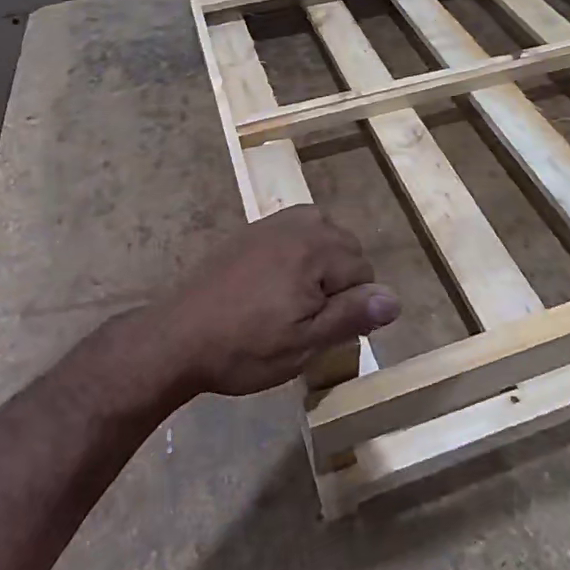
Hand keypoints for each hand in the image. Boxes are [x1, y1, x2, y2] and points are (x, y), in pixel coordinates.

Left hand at [155, 206, 398, 396]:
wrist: (173, 339)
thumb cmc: (244, 347)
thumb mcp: (306, 343)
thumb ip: (353, 315)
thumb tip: (396, 299)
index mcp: (318, 247)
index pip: (365, 272)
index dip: (351, 307)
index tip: (320, 333)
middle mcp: (301, 222)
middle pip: (347, 251)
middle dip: (337, 284)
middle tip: (304, 323)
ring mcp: (273, 222)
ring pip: (323, 241)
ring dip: (319, 270)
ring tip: (292, 306)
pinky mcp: (251, 230)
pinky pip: (295, 237)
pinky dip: (295, 259)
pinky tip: (272, 288)